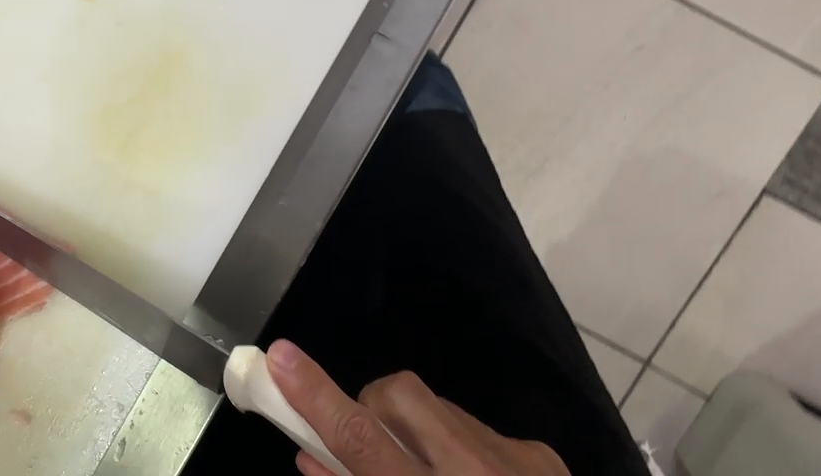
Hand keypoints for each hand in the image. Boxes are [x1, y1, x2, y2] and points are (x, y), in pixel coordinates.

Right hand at [267, 339, 571, 475]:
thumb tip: (310, 458)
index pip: (362, 442)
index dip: (316, 397)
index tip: (279, 356)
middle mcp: (476, 472)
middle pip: (398, 398)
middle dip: (369, 409)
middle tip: (364, 449)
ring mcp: (515, 458)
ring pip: (436, 407)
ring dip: (414, 432)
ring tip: (421, 475)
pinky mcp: (541, 453)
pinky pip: (477, 427)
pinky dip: (457, 448)